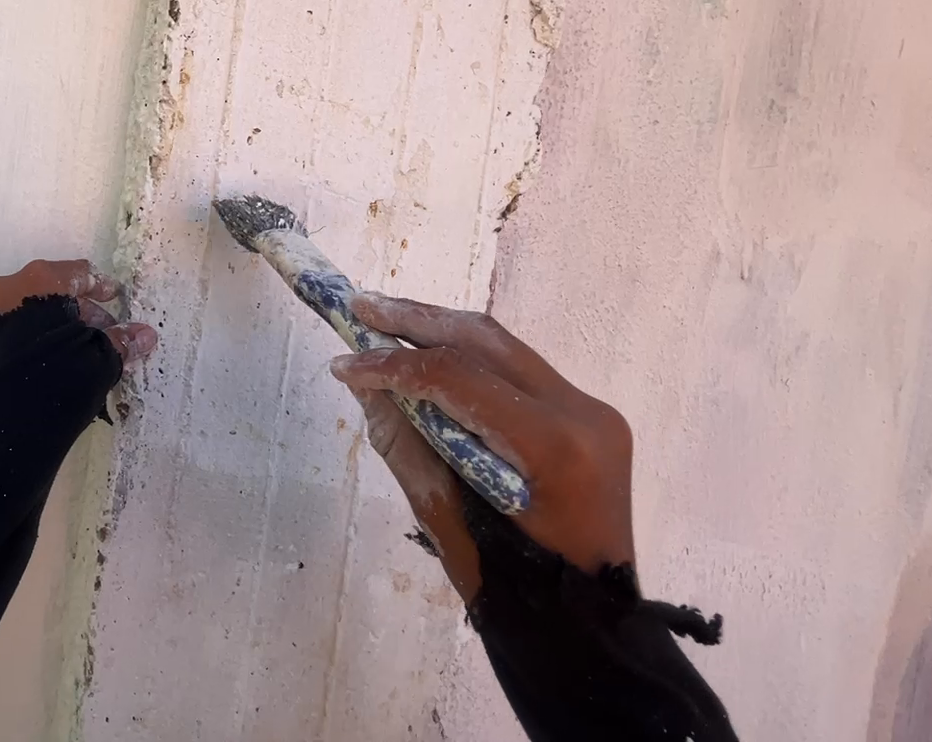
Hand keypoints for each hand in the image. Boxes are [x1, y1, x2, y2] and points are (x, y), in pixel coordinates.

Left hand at [0, 259, 156, 365]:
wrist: (4, 417)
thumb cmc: (58, 371)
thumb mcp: (99, 356)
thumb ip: (120, 341)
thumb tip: (146, 336)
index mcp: (40, 279)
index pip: (78, 273)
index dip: (101, 287)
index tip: (115, 299)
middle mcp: (9, 288)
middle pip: (54, 293)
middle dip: (82, 312)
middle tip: (104, 333)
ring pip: (31, 313)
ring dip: (58, 328)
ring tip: (81, 353)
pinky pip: (14, 333)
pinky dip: (36, 341)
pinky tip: (53, 364)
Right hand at [330, 293, 633, 599]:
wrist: (589, 626)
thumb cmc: (513, 586)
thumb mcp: (443, 516)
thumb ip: (401, 439)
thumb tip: (362, 381)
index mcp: (553, 445)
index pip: (457, 377)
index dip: (391, 364)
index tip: (342, 363)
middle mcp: (581, 412)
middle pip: (484, 341)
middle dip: (415, 320)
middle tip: (361, 305)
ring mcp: (589, 409)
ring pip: (501, 345)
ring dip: (438, 327)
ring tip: (384, 314)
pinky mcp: (584, 414)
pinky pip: (514, 369)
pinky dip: (465, 354)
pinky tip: (427, 347)